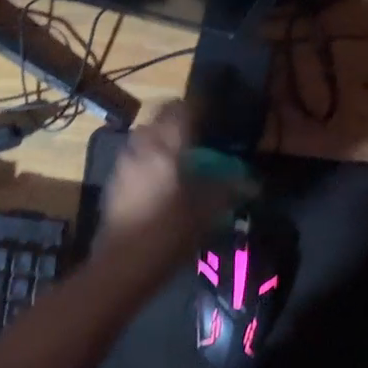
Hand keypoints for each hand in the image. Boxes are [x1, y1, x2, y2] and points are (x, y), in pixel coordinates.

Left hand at [100, 101, 216, 254]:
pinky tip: (161, 171)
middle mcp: (142, 146)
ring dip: (161, 132)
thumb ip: (227, 191)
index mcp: (166, 148)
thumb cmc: (168, 235)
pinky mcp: (115, 177)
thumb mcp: (204, 213)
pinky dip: (149, 150)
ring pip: (144, 132)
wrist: (122, 262)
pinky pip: (135, 151)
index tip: (211, 106)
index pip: (181, 110)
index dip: (197, 104)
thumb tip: (252, 183)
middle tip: (197, 126)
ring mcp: (124, 161)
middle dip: (178, 116)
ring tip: (180, 147)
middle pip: (160, 116)